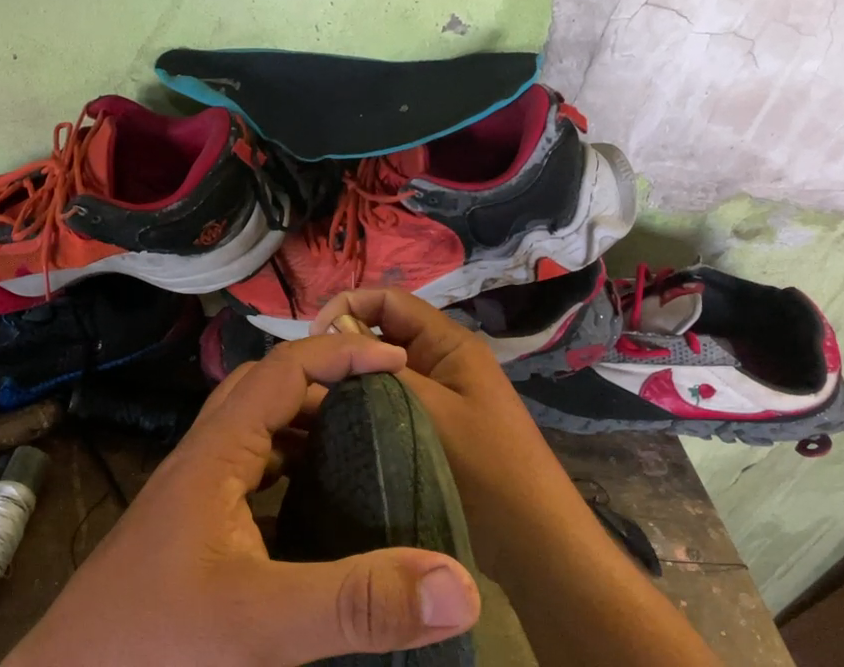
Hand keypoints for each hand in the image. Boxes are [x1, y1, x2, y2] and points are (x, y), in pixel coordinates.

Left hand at [5, 333, 481, 666]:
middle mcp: (201, 462)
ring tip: (362, 448)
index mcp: (214, 454)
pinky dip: (287, 474)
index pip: (282, 371)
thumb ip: (357, 602)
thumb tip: (458, 583)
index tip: (398, 363)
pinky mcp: (189, 534)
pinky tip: (314, 512)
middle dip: (324, 384)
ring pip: (254, 437)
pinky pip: (247, 479)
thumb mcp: (261, 621)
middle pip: (266, 394)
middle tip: (383, 404)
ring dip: (304, 429)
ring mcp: (191, 498)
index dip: (340, 355)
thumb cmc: (155, 638)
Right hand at [315, 290, 724, 665]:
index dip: (348, 306)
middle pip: (383, 332)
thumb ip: (382, 373)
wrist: (535, 543)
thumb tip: (334, 341)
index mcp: (449, 343)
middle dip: (345, 345)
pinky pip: (389, 402)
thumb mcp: (430, 412)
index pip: (389, 300)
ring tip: (315, 402)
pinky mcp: (432, 428)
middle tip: (308, 376)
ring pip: (383, 370)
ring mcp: (439, 396)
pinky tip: (339, 428)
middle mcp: (442, 361)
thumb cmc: (487, 469)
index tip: (313, 338)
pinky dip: (365, 406)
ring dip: (353, 379)